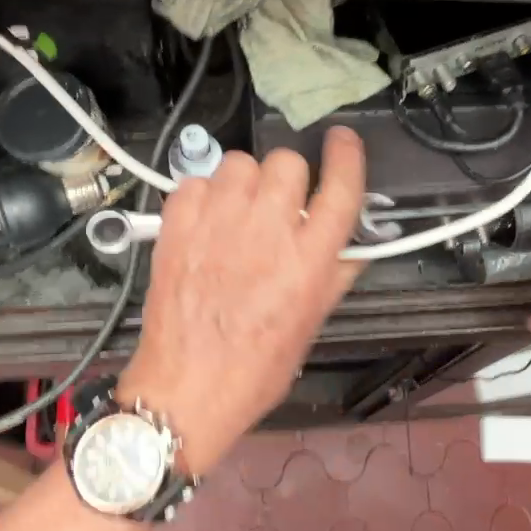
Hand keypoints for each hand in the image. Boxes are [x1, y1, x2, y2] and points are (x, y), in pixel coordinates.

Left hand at [118, 127, 365, 473]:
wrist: (186, 390)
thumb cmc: (256, 367)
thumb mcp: (312, 322)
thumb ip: (336, 272)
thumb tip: (354, 240)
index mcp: (309, 261)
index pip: (341, 187)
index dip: (347, 155)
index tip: (343, 140)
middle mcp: (266, 233)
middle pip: (287, 163)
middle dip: (289, 179)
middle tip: (280, 206)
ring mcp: (217, 225)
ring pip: (240, 163)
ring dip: (246, 182)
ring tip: (240, 212)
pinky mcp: (176, 227)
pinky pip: (196, 181)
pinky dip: (204, 195)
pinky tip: (207, 222)